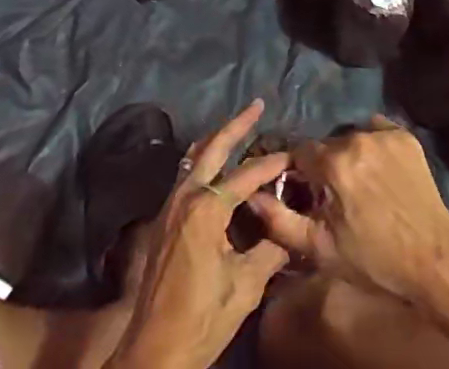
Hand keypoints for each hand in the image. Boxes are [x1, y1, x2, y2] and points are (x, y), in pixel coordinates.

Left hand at [105, 100, 290, 368]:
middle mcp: (184, 199)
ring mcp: (169, 209)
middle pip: (212, 149)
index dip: (273, 164)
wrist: (153, 354)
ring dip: (216, 140)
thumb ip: (271, 247)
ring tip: (238, 126)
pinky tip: (216, 166)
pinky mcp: (163, 223)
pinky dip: (204, 162)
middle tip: (257, 104)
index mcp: (206, 209)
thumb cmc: (202, 318)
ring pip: (194, 160)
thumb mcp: (247, 285)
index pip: (247, 175)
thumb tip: (289, 226)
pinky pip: (186, 177)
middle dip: (236, 125)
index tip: (295, 156)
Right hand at [249, 115, 448, 300]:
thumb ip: (279, 220)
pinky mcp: (406, 137)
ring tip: (358, 186)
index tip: (303, 192)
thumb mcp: (319, 247)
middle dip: (323, 167)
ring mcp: (385, 135)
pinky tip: (377, 170)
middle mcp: (358, 139)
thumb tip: (252, 196)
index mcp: (334, 163)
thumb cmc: (373, 259)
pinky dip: (371, 145)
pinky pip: (377, 131)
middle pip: (327, 146)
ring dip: (347, 156)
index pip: (300, 153)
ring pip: (351, 138)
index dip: (297, 172)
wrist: (432, 258)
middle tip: (332, 195)